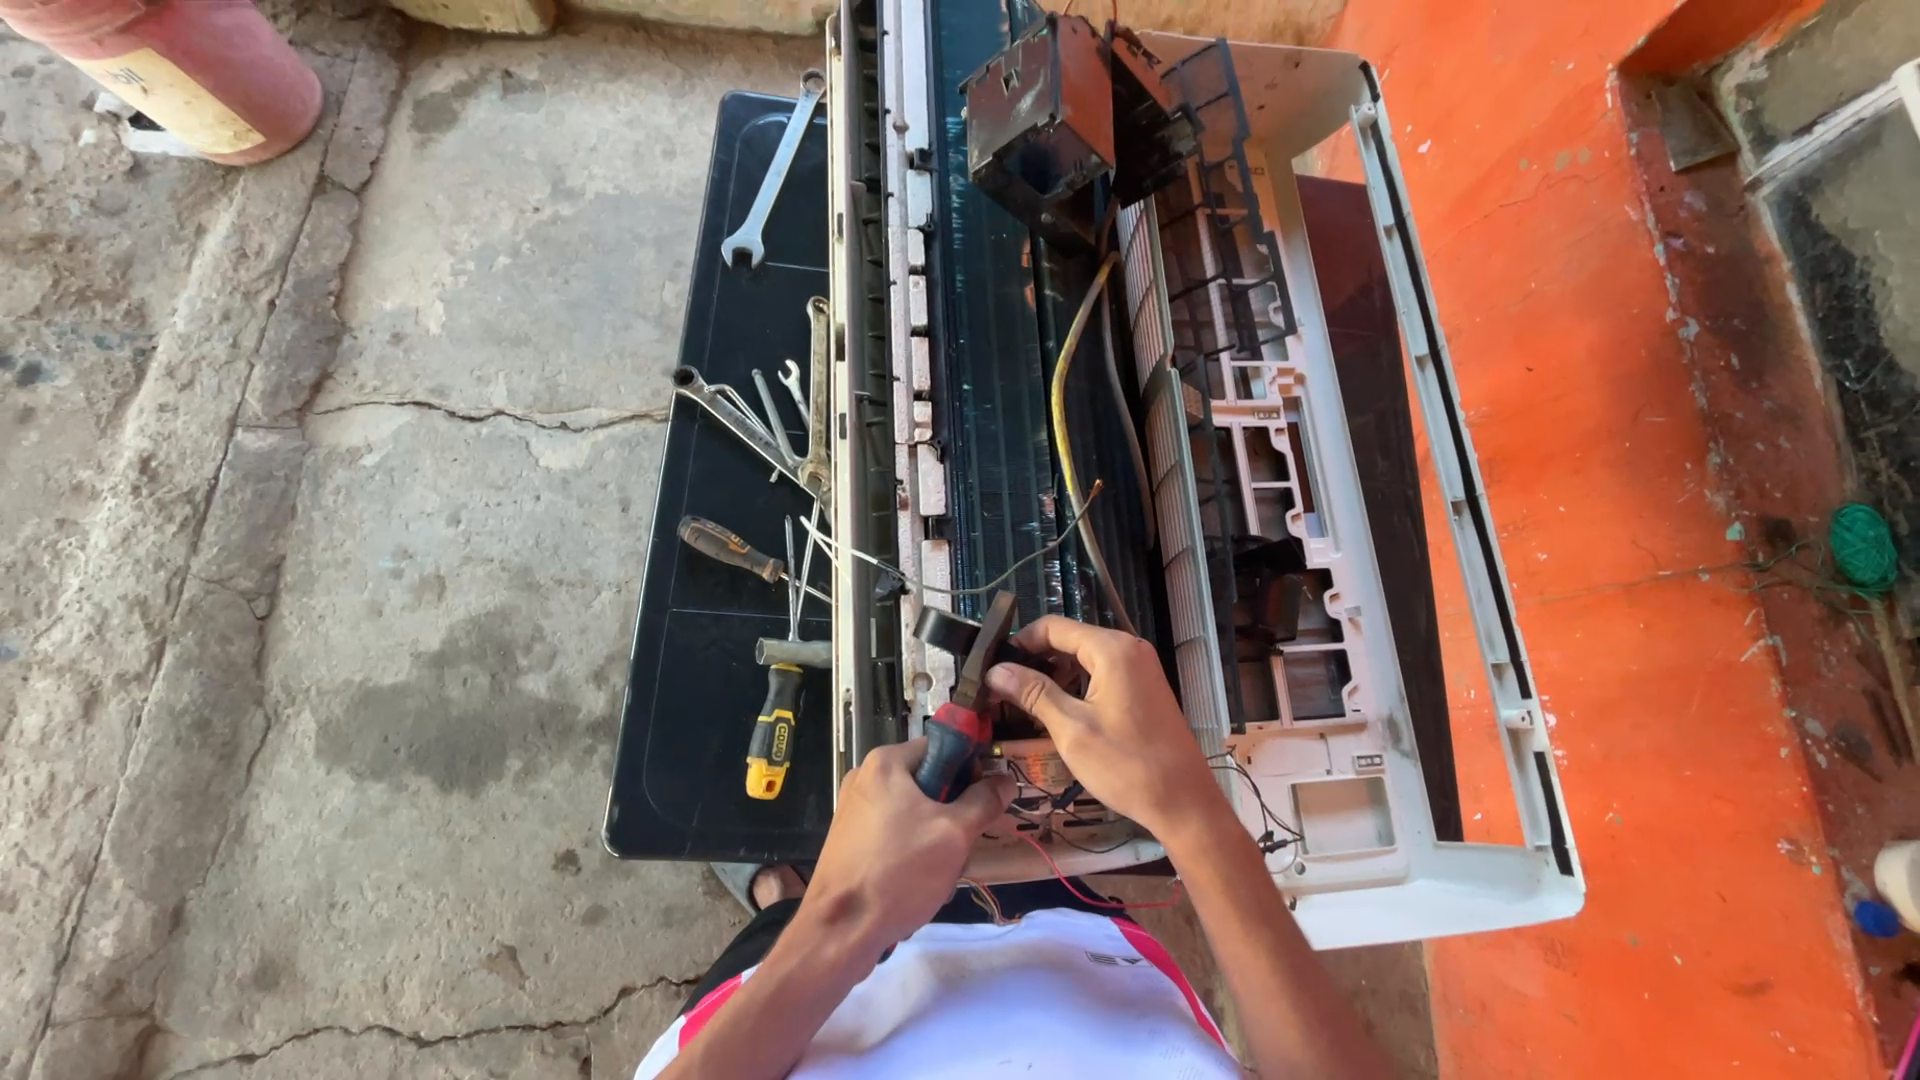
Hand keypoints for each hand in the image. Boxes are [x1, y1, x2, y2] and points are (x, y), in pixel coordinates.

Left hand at [800, 738, 1014, 950]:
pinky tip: (918, 887)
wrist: (839, 931)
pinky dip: (912, 857)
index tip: (982, 803)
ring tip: (938, 875)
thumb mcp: (954, 834)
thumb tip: (1005, 780)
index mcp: (886, 763)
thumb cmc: (898, 871)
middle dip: (952, 817)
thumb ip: (984, 801)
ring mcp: (855, 812)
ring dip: (935, 843)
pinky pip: (895, 837)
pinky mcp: (851, 842)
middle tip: (959, 847)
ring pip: (915, 815)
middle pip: (929, 783)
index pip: (941, 747)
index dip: (968, 771)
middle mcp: (866, 778)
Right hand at [984, 616, 1221, 839]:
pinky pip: (1102, 674)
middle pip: (1069, 640)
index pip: (1053, 627)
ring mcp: (1140, 668)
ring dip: (1054, 675)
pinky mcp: (1144, 688)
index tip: (994, 667)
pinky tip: (1058, 712)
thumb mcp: (1071, 729)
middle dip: (1035, 661)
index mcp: (1112, 649)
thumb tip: (995, 670)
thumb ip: (1033, 693)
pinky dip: (1077, 686)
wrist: (1184, 803)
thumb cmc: (1126, 765)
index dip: (1020, 643)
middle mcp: (1128, 648)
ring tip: (1025, 704)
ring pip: (1084, 658)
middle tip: (1003, 690)